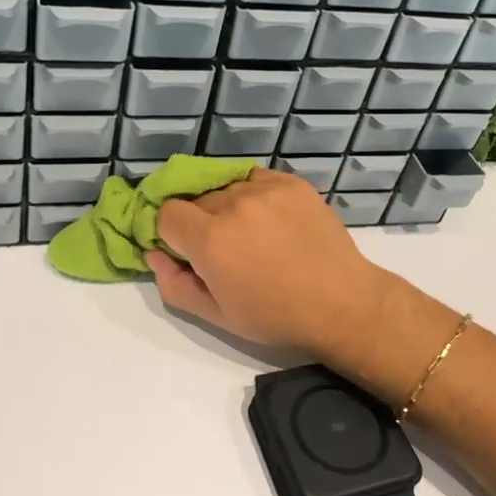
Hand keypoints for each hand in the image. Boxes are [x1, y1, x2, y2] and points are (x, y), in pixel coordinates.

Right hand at [144, 169, 397, 354]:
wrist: (342, 304)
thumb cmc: (276, 317)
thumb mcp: (217, 316)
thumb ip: (175, 284)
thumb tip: (154, 253)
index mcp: (210, 239)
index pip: (166, 213)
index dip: (172, 234)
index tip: (189, 253)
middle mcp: (233, 204)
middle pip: (196, 200)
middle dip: (202, 223)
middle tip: (227, 252)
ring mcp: (265, 189)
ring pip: (226, 188)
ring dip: (229, 208)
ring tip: (255, 236)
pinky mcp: (291, 182)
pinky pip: (256, 179)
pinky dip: (255, 196)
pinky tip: (272, 220)